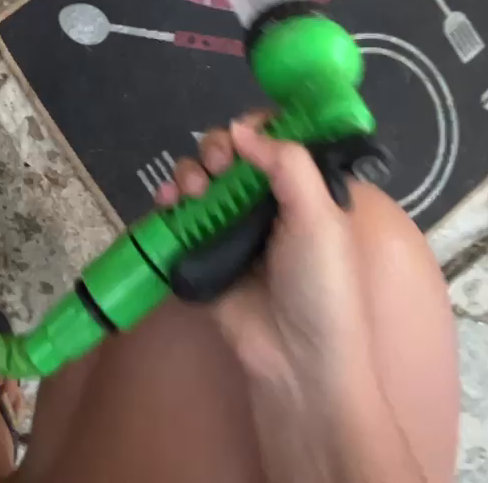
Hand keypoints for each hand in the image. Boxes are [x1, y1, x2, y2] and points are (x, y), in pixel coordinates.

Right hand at [156, 113, 372, 398]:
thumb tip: (240, 128)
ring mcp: (230, 223)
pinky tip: (167, 201)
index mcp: (302, 190)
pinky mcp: (201, 245)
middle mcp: (264, 200)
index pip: (275, 139)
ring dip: (190, 171)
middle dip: (216, 148)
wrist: (293, 359)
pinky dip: (168, 197)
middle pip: (230, 151)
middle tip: (218, 166)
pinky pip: (178, 209)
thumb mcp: (320, 219)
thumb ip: (286, 164)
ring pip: (200, 174)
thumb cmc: (320, 286)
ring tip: (192, 191)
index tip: (243, 132)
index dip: (256, 127)